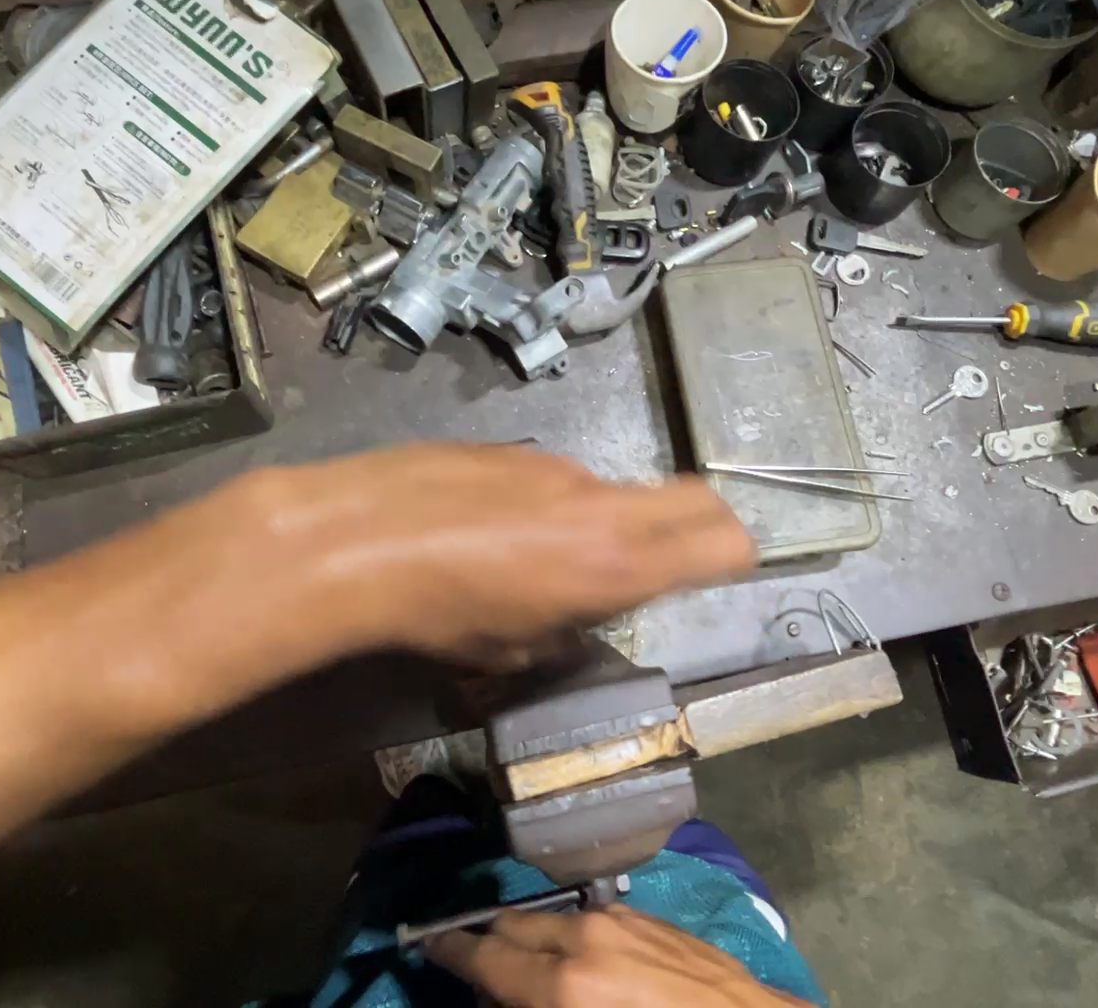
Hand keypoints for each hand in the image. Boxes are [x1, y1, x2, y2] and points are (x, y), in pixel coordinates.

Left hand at [187, 444, 753, 663]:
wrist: (361, 537)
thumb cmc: (442, 613)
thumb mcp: (514, 649)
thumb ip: (571, 627)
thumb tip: (577, 616)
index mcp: (617, 562)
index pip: (721, 539)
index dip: (736, 553)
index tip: (724, 567)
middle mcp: (601, 502)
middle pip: (692, 495)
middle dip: (700, 523)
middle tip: (668, 554)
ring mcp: (556, 465)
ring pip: (609, 490)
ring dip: (598, 520)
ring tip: (531, 554)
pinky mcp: (511, 446)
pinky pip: (550, 476)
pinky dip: (544, 501)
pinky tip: (486, 525)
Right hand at [427, 905, 811, 1007]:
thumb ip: (526, 1005)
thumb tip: (497, 995)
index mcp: (564, 984)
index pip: (486, 958)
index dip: (451, 952)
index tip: (427, 946)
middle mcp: (582, 937)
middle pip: (510, 928)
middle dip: (485, 946)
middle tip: (473, 968)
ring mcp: (614, 919)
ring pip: (545, 919)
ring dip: (525, 940)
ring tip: (524, 969)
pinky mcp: (640, 915)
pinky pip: (582, 918)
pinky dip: (562, 936)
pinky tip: (575, 960)